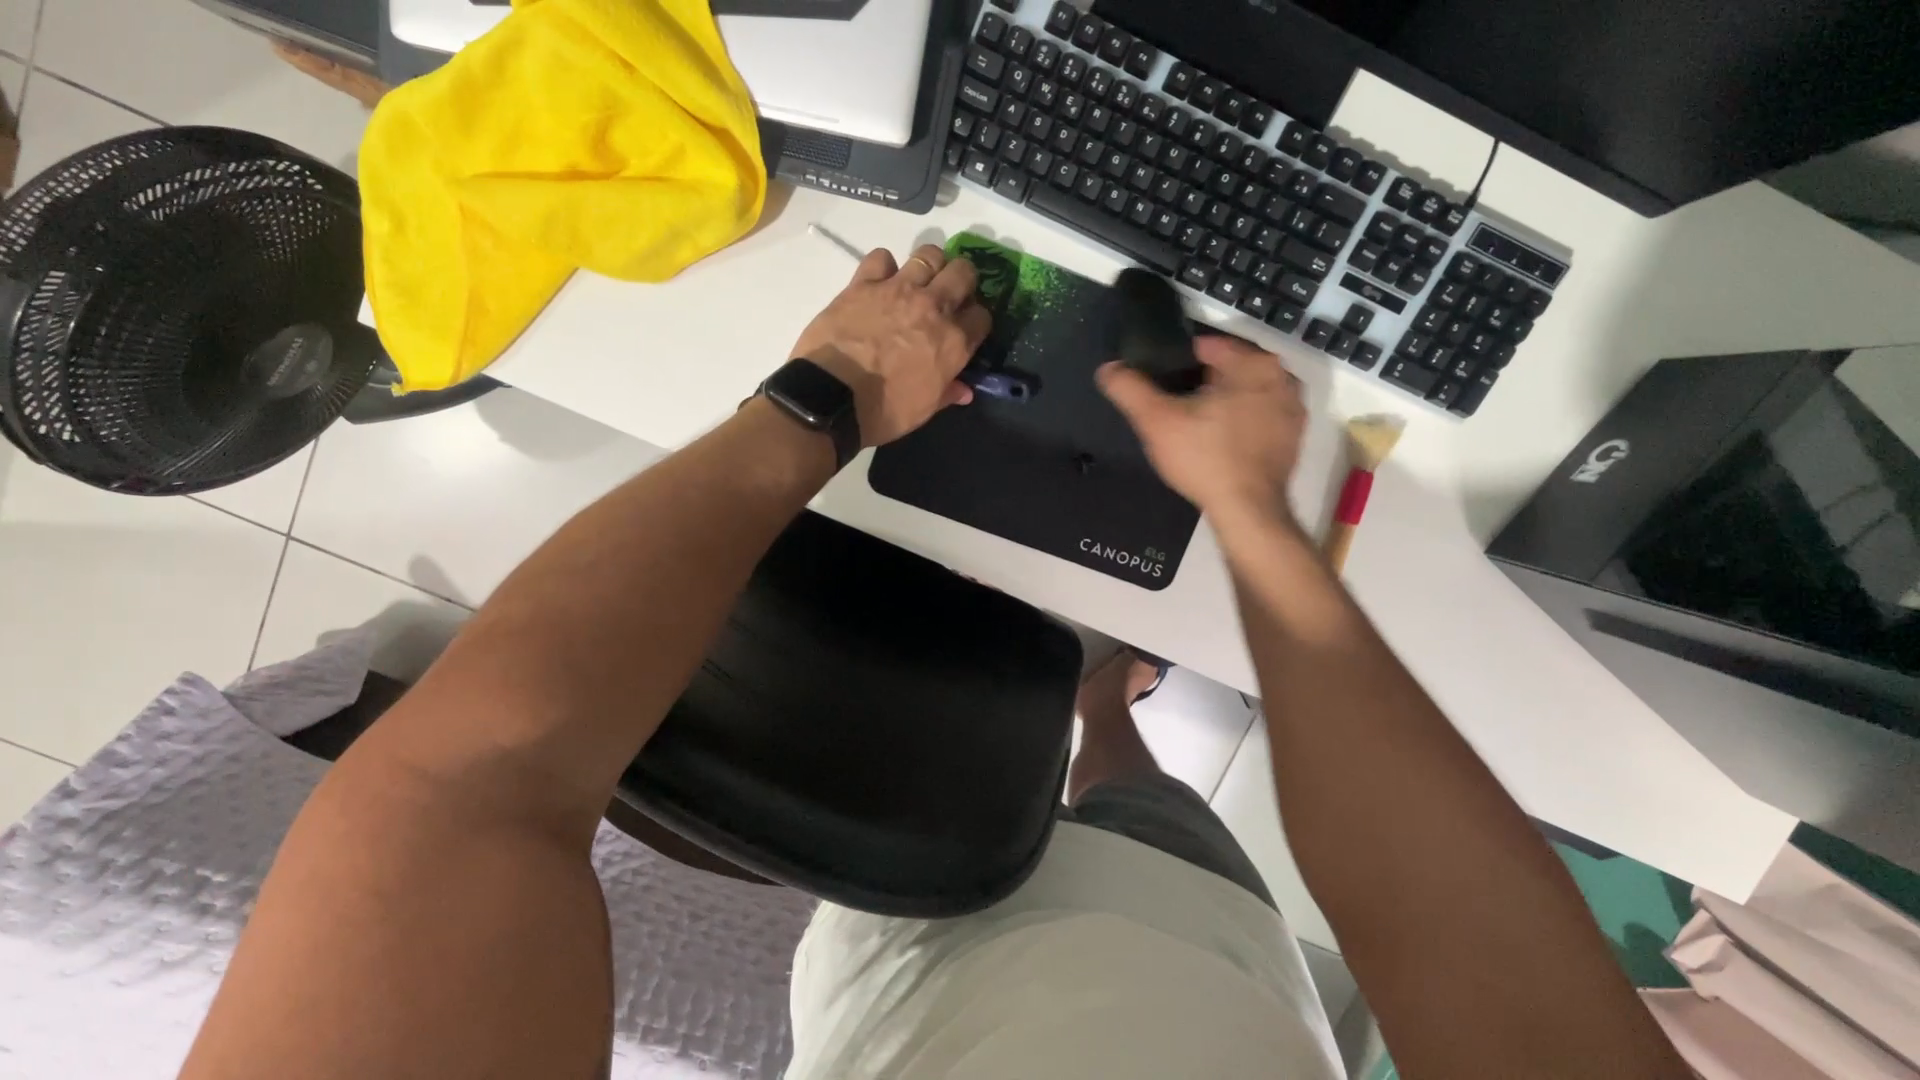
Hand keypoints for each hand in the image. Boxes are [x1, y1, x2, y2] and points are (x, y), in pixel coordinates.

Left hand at [788, 244, 992, 446]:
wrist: (831, 396)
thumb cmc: (883, 411)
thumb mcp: (923, 411)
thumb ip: (947, 393)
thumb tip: (964, 391)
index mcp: (953, 341)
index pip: (982, 316)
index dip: (975, 321)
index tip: (965, 329)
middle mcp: (933, 307)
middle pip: (963, 272)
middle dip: (962, 280)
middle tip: (949, 294)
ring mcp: (898, 289)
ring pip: (929, 255)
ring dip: (930, 265)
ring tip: (920, 280)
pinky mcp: (864, 282)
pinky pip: (881, 257)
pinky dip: (884, 266)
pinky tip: (880, 281)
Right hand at [1097, 336, 1307, 520]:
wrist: (1248, 511)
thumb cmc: (1205, 459)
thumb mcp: (1156, 421)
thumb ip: (1129, 389)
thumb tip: (1108, 368)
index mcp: (1255, 364)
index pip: (1209, 346)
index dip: (1179, 362)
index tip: (1162, 383)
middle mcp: (1283, 378)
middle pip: (1229, 369)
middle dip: (1203, 382)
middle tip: (1175, 407)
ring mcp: (1293, 409)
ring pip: (1246, 393)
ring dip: (1223, 402)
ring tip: (1194, 424)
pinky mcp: (1294, 437)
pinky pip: (1259, 416)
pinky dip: (1241, 422)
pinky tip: (1219, 442)